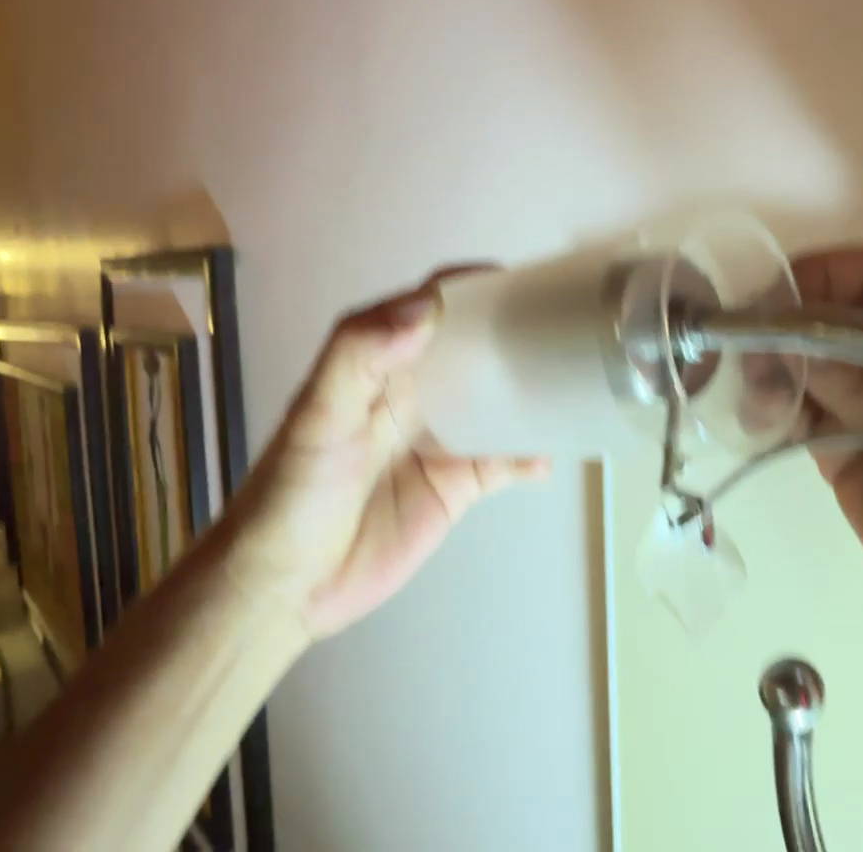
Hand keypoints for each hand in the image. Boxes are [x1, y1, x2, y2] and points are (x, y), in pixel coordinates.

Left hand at [228, 272, 551, 643]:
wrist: (290, 583)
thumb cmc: (295, 491)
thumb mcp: (318, 416)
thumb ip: (359, 356)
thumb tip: (427, 308)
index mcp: (381, 363)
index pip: (430, 308)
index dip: (471, 288)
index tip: (521, 279)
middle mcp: (415, 392)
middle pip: (474, 350)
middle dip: (515, 334)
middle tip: (566, 327)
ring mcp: (440, 439)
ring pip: (497, 403)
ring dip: (530, 393)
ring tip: (572, 383)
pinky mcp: (457, 485)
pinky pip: (503, 462)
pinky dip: (528, 457)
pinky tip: (548, 458)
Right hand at [791, 246, 862, 658]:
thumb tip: (785, 336)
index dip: (817, 278)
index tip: (768, 307)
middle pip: (819, 313)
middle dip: (777, 328)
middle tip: (749, 367)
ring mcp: (862, 402)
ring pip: (795, 360)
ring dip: (762, 371)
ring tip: (755, 409)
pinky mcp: (835, 446)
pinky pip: (787, 408)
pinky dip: (761, 408)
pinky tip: (755, 427)